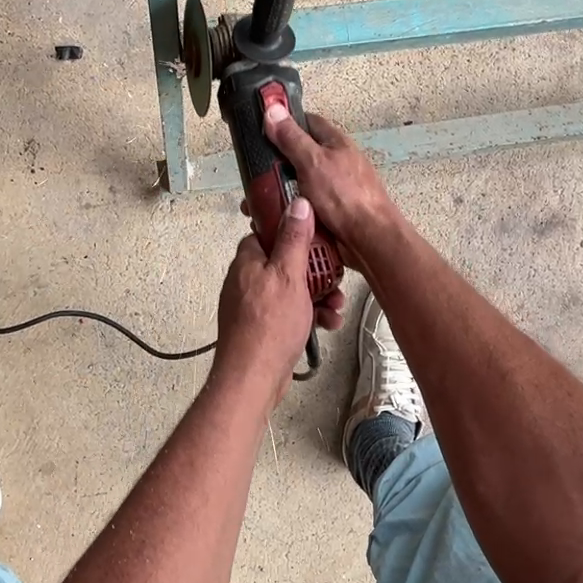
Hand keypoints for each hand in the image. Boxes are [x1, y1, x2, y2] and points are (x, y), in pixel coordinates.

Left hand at [215, 198, 345, 398]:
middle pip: (285, 263)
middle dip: (314, 271)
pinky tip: (327, 323)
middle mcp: (246, 279)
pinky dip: (307, 315)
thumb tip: (298, 204)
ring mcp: (252, 305)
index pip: (267, 233)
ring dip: (316, 296)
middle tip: (334, 279)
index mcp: (247, 260)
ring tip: (336, 306)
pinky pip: (287, 312)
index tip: (316, 238)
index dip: (292, 233)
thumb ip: (294, 239)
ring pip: (290, 290)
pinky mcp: (261, 327)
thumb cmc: (268, 325)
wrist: (253, 379)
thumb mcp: (288, 275)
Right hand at [261, 103, 401, 274]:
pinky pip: (305, 205)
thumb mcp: (312, 162)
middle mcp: (337, 163)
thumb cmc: (346, 197)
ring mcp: (335, 188)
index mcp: (336, 143)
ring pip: (301, 183)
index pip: (308, 121)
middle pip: (301, 155)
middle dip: (278, 163)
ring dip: (281, 190)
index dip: (286, 121)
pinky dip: (291, 209)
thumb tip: (273, 110)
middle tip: (255, 173)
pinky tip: (277, 217)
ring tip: (259, 201)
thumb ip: (291, 138)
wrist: (370, 239)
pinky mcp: (332, 211)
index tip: (264, 127)